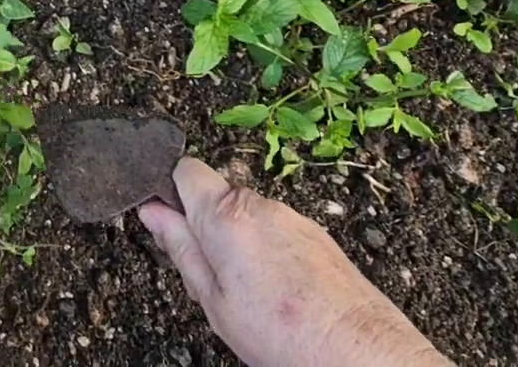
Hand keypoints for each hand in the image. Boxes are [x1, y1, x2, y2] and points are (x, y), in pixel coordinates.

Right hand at [138, 157, 452, 366]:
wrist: (366, 357)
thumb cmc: (284, 335)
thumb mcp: (214, 300)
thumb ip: (181, 249)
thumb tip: (151, 211)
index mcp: (224, 215)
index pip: (185, 169)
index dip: (173, 191)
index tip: (173, 223)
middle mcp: (258, 204)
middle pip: (217, 197)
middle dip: (209, 226)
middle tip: (216, 276)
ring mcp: (292, 217)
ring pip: (248, 216)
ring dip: (242, 241)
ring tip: (256, 293)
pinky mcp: (318, 234)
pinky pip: (278, 229)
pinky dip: (272, 251)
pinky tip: (284, 293)